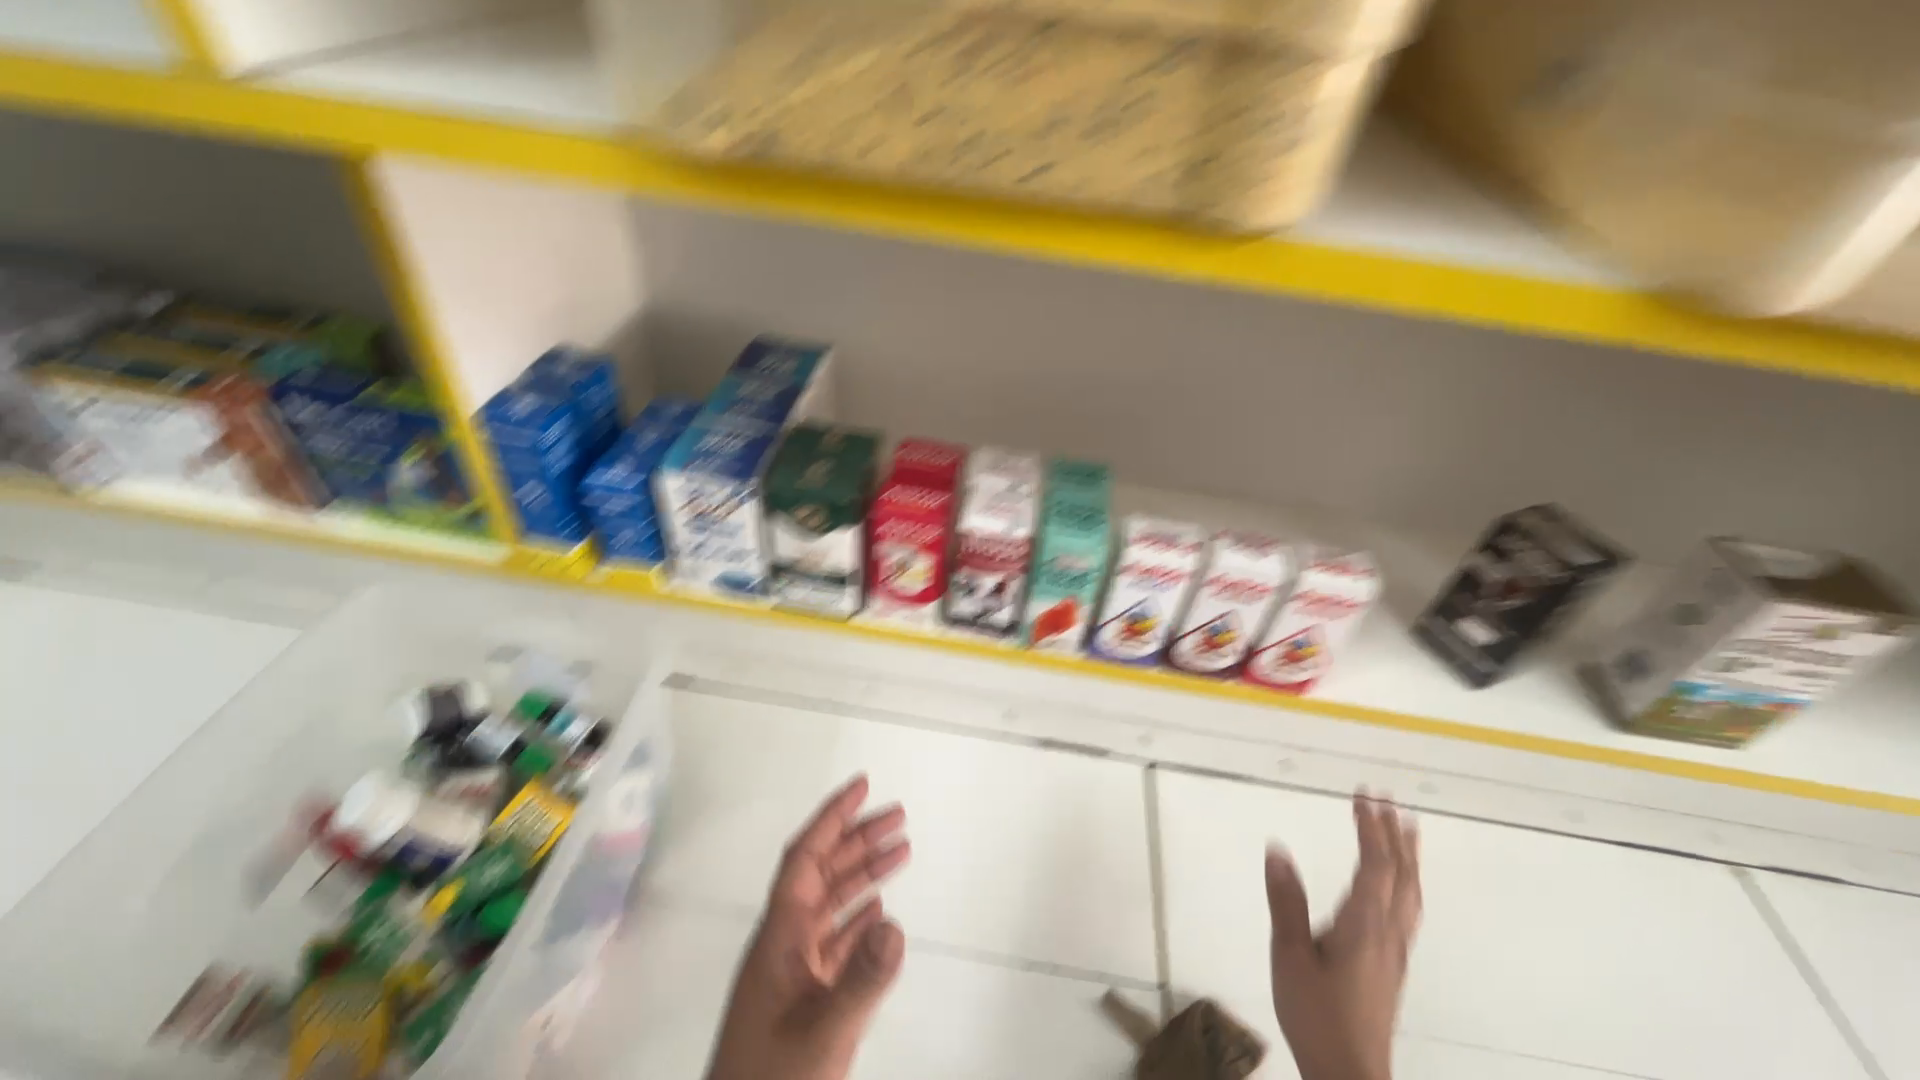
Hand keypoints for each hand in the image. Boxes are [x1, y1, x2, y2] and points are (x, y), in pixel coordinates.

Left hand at [705, 775, 912, 1079]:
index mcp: (779, 936)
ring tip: (902, 851)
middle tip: (899, 816)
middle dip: (858, 840)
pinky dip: (859, 921)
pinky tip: (879, 914)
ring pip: (832, 906)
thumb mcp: (821, 1031)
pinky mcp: (805, 998)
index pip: (804, 859)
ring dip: (864, 876)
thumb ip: (860, 981)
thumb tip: (897, 923)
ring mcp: (794, 971)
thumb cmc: (774, 1076)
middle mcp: (785, 943)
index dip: (831, 818)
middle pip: (822, 874)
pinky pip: (835, 943)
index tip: (862, 786)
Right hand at [1265, 792, 1421, 1079]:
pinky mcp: (1391, 967)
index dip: (1371, 827)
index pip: (1375, 864)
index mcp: (1364, 924)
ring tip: (1407, 831)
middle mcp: (1387, 932)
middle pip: (1401, 875)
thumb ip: (1286, 902)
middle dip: (1394, 835)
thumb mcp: (1290, 955)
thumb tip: (1277, 849)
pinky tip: (1397, 888)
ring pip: (1410, 894)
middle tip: (1387, 800)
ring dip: (1408, 857)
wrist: (1348, 1071)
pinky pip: (1408, 910)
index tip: (1364, 794)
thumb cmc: (1316, 1013)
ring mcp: (1394, 951)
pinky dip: (1406, 883)